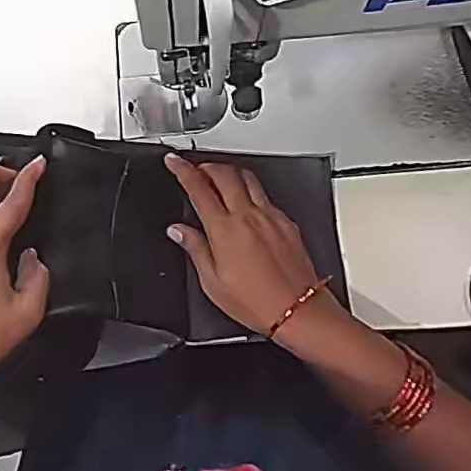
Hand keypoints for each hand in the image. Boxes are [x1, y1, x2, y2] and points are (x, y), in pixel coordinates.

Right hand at [164, 153, 331, 335]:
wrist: (296, 309)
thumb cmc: (256, 301)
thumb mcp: (213, 282)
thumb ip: (196, 249)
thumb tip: (179, 231)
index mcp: (225, 230)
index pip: (198, 189)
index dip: (183, 170)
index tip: (175, 161)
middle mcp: (248, 217)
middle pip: (225, 174)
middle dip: (207, 166)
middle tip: (196, 169)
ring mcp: (270, 216)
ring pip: (248, 178)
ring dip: (231, 172)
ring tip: (221, 178)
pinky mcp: (286, 221)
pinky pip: (266, 196)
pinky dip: (252, 191)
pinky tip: (248, 203)